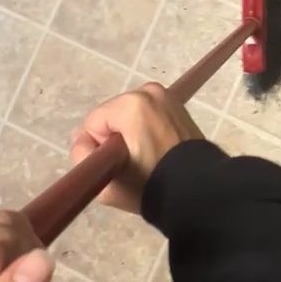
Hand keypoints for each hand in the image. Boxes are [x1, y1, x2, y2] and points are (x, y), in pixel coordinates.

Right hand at [69, 82, 203, 213]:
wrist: (198, 190)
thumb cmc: (150, 186)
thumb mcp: (105, 181)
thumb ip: (82, 156)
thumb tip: (83, 140)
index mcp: (131, 103)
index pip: (93, 123)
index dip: (96, 148)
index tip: (111, 166)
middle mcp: (149, 91)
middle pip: (112, 116)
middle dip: (114, 139)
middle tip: (129, 165)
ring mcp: (166, 96)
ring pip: (130, 116)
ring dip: (129, 135)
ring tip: (144, 159)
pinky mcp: (178, 106)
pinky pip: (148, 116)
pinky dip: (146, 130)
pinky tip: (155, 151)